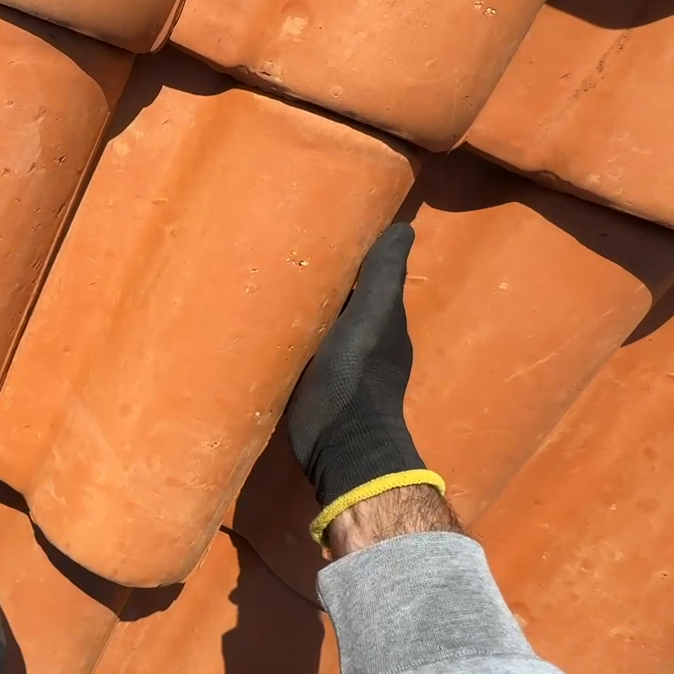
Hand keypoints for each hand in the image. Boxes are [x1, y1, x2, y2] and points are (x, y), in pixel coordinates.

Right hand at [286, 224, 448, 546]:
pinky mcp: (313, 380)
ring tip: (274, 278)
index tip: (328, 226)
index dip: (355, 252)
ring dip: (308, 304)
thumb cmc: (356, 380)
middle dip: (327, 276)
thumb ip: (383, 279)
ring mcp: (338, 362)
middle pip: (345, 298)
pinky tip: (269, 322)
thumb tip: (404, 227)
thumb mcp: (370, 323)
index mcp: (383, 321)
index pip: (371, 277)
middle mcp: (364, 339)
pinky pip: (304, 344)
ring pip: (324, 321)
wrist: (341, 447)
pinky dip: (293, 329)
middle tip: (290, 247)